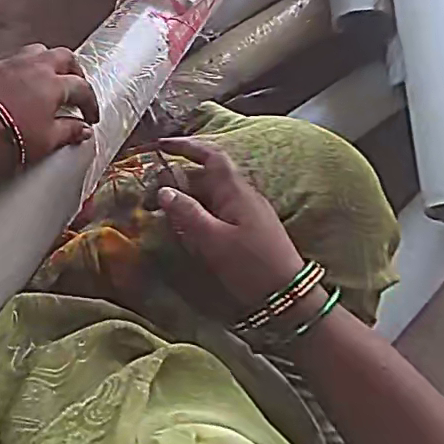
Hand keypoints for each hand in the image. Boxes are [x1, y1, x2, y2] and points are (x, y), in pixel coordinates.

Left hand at [0, 44, 97, 178]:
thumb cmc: (11, 139)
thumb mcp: (47, 140)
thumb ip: (69, 131)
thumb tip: (84, 130)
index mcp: (54, 83)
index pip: (82, 87)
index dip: (90, 103)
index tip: (90, 117)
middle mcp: (35, 66)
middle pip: (64, 57)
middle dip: (74, 71)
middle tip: (75, 89)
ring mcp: (12, 63)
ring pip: (38, 51)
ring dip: (49, 62)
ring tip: (50, 80)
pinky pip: (15, 60)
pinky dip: (25, 69)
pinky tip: (22, 84)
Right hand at [153, 136, 306, 312]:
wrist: (290, 298)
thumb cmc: (251, 266)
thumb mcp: (213, 240)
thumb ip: (187, 213)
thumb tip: (163, 191)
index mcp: (235, 191)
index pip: (210, 156)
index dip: (186, 146)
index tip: (162, 145)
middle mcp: (242, 195)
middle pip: (205, 177)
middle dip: (178, 181)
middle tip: (152, 193)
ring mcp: (247, 211)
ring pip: (211, 196)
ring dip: (187, 200)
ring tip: (165, 213)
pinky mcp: (249, 228)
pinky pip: (218, 211)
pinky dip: (199, 213)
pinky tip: (189, 230)